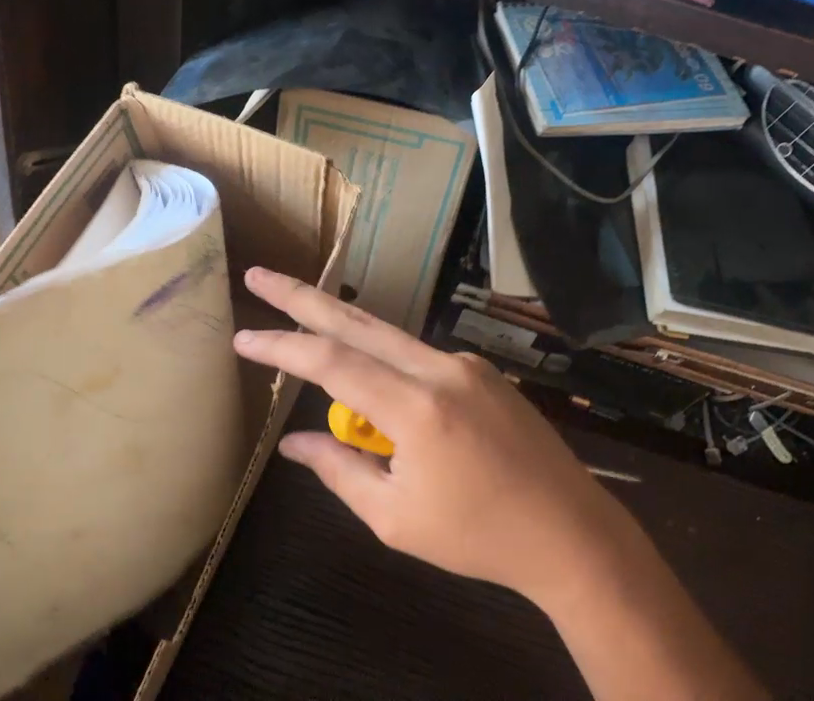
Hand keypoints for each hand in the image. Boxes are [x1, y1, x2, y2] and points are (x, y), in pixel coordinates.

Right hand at [232, 268, 634, 605]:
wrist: (571, 532)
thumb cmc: (478, 538)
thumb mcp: (395, 518)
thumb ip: (340, 470)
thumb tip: (292, 444)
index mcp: (416, 407)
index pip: (332, 362)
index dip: (282, 346)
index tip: (242, 337)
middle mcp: (441, 369)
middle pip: (358, 322)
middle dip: (303, 297)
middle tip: (259, 275)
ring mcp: (467, 365)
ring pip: (389, 336)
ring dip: (342, 328)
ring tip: (300, 322)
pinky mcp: (484, 373)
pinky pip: (420, 359)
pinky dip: (386, 364)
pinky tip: (378, 392)